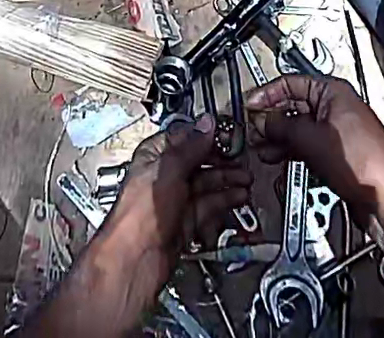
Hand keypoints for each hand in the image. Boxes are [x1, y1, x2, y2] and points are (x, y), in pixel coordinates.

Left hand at [93, 116, 250, 301]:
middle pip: (198, 161)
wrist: (136, 259)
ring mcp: (176, 199)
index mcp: (155, 155)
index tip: (228, 135)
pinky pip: (208, 205)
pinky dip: (224, 200)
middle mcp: (165, 175)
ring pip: (206, 183)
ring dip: (226, 180)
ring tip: (246, 178)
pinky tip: (238, 196)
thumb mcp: (170, 169)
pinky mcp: (185, 222)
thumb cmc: (141, 211)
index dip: (206, 135)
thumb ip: (191, 147)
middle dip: (221, 159)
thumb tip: (207, 124)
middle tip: (242, 158)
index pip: (185, 137)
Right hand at [244, 74, 383, 219]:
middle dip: (272, 119)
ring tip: (261, 148)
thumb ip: (280, 125)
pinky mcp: (338, 155)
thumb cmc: (362, 162)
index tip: (250, 105)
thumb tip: (262, 119)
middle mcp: (335, 107)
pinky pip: (308, 146)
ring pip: (299, 128)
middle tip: (253, 130)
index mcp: (332, 92)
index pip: (290, 83)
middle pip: (294, 105)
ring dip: (278, 137)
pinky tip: (277, 159)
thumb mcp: (310, 138)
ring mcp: (337, 132)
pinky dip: (291, 151)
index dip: (268, 93)